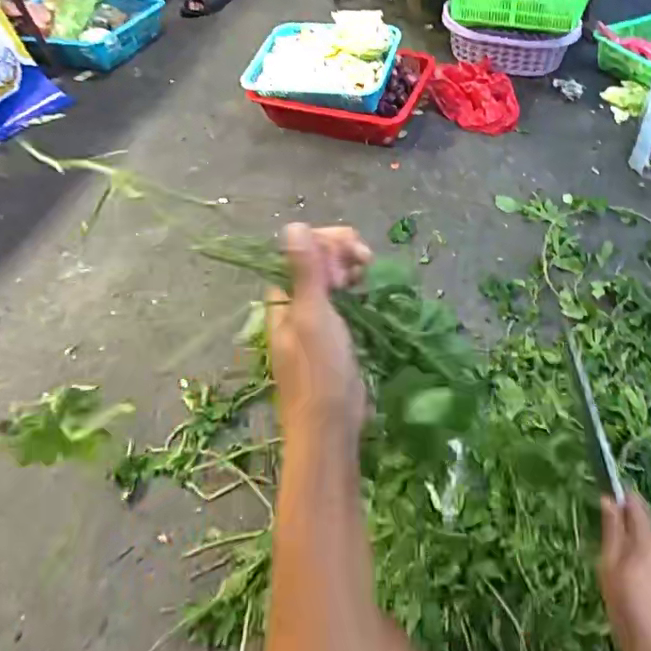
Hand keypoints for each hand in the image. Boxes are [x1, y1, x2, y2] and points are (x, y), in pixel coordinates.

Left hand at [267, 223, 373, 438]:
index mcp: (282, 298)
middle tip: (365, 262)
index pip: (301, 250)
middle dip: (342, 252)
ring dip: (351, 268)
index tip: (353, 253)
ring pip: (333, 278)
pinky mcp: (335, 334)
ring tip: (367, 275)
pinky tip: (368, 291)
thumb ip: (304, 271)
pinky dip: (356, 289)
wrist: (330, 423)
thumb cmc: (320, 370)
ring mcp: (315, 319)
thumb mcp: (314, 315)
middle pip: (317, 260)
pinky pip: (344, 298)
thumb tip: (294, 226)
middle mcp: (295, 304)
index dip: (327, 243)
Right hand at [598, 494, 650, 650]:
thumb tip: (609, 499)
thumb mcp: (611, 580)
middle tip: (627, 582)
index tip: (619, 499)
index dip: (628, 502)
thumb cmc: (633, 625)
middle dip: (640, 552)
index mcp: (646, 544)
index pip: (637, 510)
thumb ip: (612, 537)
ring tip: (648, 608)